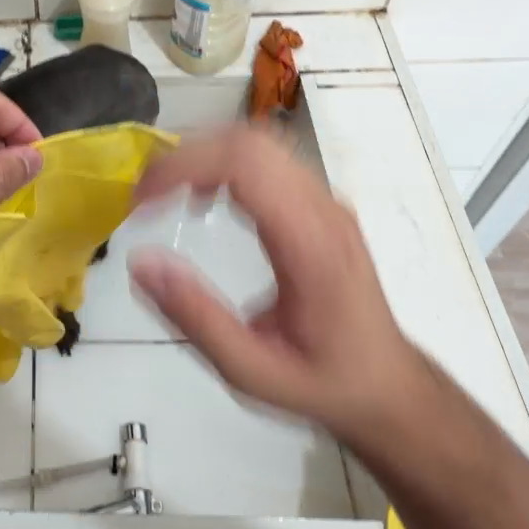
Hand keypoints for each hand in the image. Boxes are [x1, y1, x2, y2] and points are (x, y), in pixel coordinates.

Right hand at [127, 126, 422, 439]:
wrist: (389, 386)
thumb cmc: (321, 382)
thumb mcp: (252, 370)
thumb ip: (196, 318)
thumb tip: (140, 262)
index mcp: (310, 245)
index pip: (244, 166)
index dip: (183, 167)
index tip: (140, 202)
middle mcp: (323, 209)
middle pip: (249, 142)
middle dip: (185, 156)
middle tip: (144, 196)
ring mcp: (326, 202)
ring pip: (258, 142)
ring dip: (203, 157)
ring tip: (166, 196)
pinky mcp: (321, 204)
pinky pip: (268, 160)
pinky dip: (223, 164)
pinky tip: (203, 198)